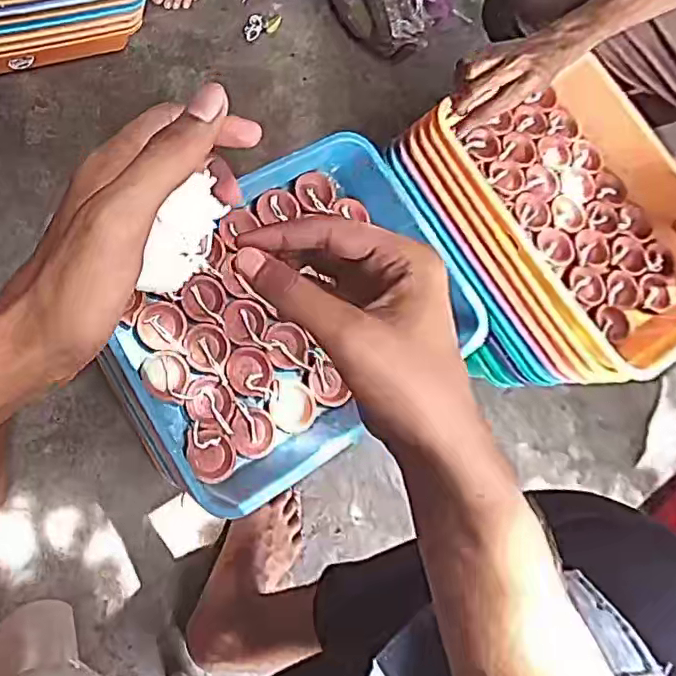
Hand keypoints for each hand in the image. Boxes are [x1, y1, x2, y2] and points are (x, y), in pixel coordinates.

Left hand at [0, 84, 261, 383]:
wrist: (34, 343)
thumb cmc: (75, 290)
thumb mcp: (127, 213)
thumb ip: (167, 156)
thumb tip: (209, 102)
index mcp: (111, 167)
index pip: (170, 121)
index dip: (213, 123)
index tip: (250, 137)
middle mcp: (106, 183)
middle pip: (167, 149)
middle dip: (209, 160)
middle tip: (231, 194)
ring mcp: (105, 215)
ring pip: (162, 184)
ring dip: (196, 191)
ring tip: (216, 218)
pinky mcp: (109, 245)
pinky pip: (154, 218)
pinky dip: (180, 222)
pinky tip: (186, 245)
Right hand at [233, 218, 470, 448]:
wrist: (435, 445)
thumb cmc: (405, 384)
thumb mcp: (346, 333)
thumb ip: (293, 293)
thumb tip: (245, 260)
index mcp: (406, 258)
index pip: (335, 231)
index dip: (285, 234)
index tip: (243, 242)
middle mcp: (396, 268)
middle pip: (330, 246)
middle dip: (285, 250)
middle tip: (241, 258)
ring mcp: (382, 293)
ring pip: (325, 269)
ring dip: (289, 270)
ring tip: (251, 274)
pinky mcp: (368, 318)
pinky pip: (326, 293)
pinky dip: (299, 293)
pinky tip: (274, 296)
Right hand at [450, 31, 591, 134]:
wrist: (555, 42)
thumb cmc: (544, 71)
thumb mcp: (533, 91)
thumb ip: (506, 102)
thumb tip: (477, 117)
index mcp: (530, 81)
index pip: (496, 104)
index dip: (475, 119)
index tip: (461, 130)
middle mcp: (515, 66)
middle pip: (478, 87)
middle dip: (462, 104)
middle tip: (457, 113)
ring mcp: (501, 54)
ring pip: (469, 72)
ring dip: (459, 88)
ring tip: (459, 97)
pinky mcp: (491, 47)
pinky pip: (467, 61)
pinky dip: (460, 74)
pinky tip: (462, 82)